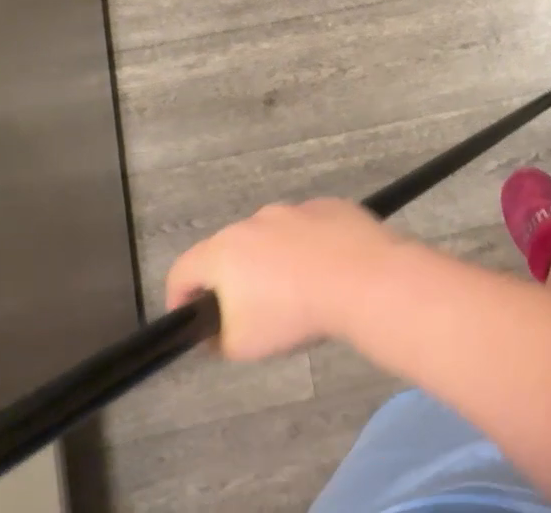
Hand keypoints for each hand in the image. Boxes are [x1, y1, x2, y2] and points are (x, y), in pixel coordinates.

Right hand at [165, 198, 400, 359]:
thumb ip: (216, 338)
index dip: (181, 297)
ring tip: (299, 286)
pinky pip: (312, 226)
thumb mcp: (240, 345)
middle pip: (231, 249)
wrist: (368, 280)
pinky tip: (330, 266)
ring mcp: (301, 208)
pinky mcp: (336, 205)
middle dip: (234, 276)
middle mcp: (259, 219)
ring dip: (276, 257)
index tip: (196, 318)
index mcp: (224, 249)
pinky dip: (312, 243)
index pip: (183, 270)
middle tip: (252, 306)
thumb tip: (219, 329)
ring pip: (274, 235)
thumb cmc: (296, 314)